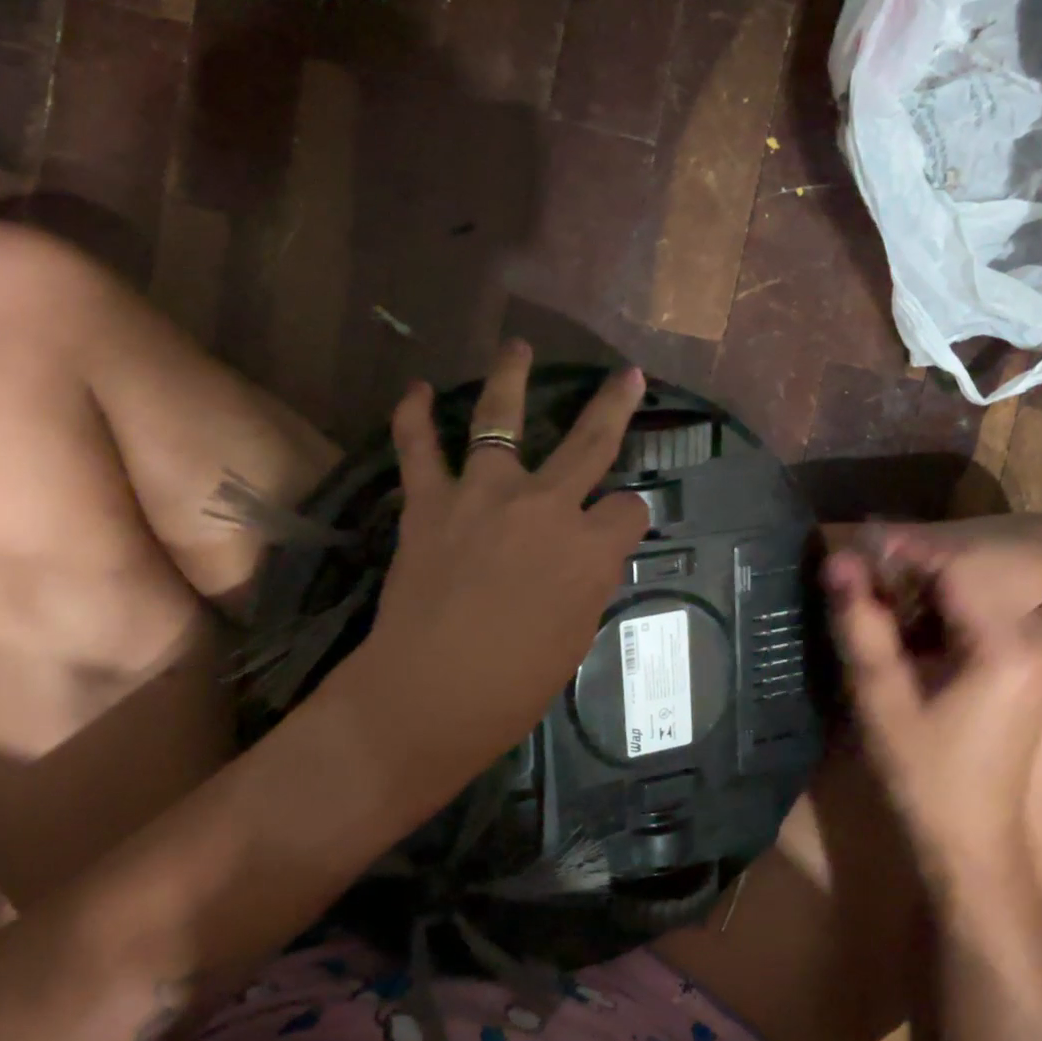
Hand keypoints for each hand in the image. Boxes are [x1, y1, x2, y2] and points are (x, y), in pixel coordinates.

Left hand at [362, 341, 649, 757]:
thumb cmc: (512, 688)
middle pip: (589, 443)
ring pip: (500, 419)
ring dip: (510, 376)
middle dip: (614, 405)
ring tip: (517, 346)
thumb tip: (580, 564)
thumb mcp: (573, 640)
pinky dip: (414, 416)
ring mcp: (483, 496)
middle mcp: (544, 507)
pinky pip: (418, 448)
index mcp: (590, 550)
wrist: (429, 693)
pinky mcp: (429, 503)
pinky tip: (417, 390)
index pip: (627, 512)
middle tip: (627, 376)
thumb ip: (582, 587)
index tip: (619, 527)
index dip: (627, 519)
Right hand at [823, 525, 1041, 886]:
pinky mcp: (1018, 673)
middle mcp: (1030, 643)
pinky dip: (930, 613)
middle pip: (965, 577)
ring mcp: (1030, 659)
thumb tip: (839, 563)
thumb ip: (862, 625)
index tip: (849, 543)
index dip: (901, 548)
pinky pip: (972, 621)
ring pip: (968, 597)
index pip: (955, 568)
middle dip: (905, 566)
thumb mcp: (882, 697)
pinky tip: (893, 625)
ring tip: (862, 592)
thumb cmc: (925, 775)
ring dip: (915, 589)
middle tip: (848, 569)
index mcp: (1007, 646)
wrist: (972, 844)